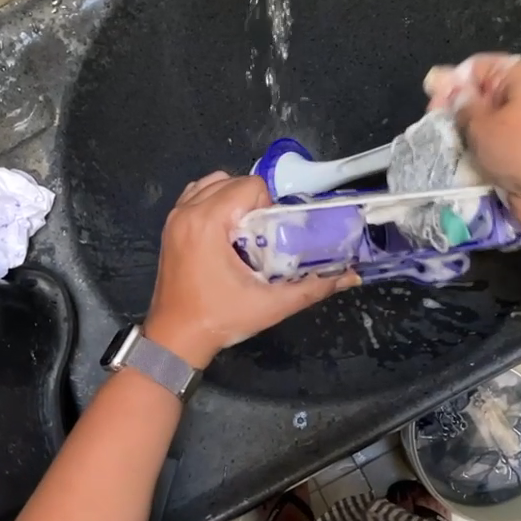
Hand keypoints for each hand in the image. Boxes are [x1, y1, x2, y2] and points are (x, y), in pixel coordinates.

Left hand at [145, 172, 356, 367]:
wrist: (175, 339)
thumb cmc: (219, 320)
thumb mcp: (270, 304)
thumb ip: (312, 287)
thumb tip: (350, 277)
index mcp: (207, 222)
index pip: (251, 187)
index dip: (269, 208)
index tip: (270, 237)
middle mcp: (187, 212)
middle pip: (233, 181)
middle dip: (253, 204)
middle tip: (261, 238)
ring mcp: (174, 218)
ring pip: (212, 184)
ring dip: (233, 200)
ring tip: (244, 234)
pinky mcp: (170, 228)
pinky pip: (195, 196)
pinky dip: (213, 204)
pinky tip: (225, 234)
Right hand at [425, 53, 520, 228]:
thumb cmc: (517, 148)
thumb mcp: (480, 122)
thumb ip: (459, 103)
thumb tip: (447, 87)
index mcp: (517, 76)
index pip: (476, 67)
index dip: (451, 82)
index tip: (433, 104)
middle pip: (480, 93)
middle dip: (456, 109)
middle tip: (437, 126)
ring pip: (484, 120)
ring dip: (465, 132)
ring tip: (448, 144)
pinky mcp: (520, 146)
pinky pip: (492, 140)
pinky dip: (477, 148)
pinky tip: (462, 158)